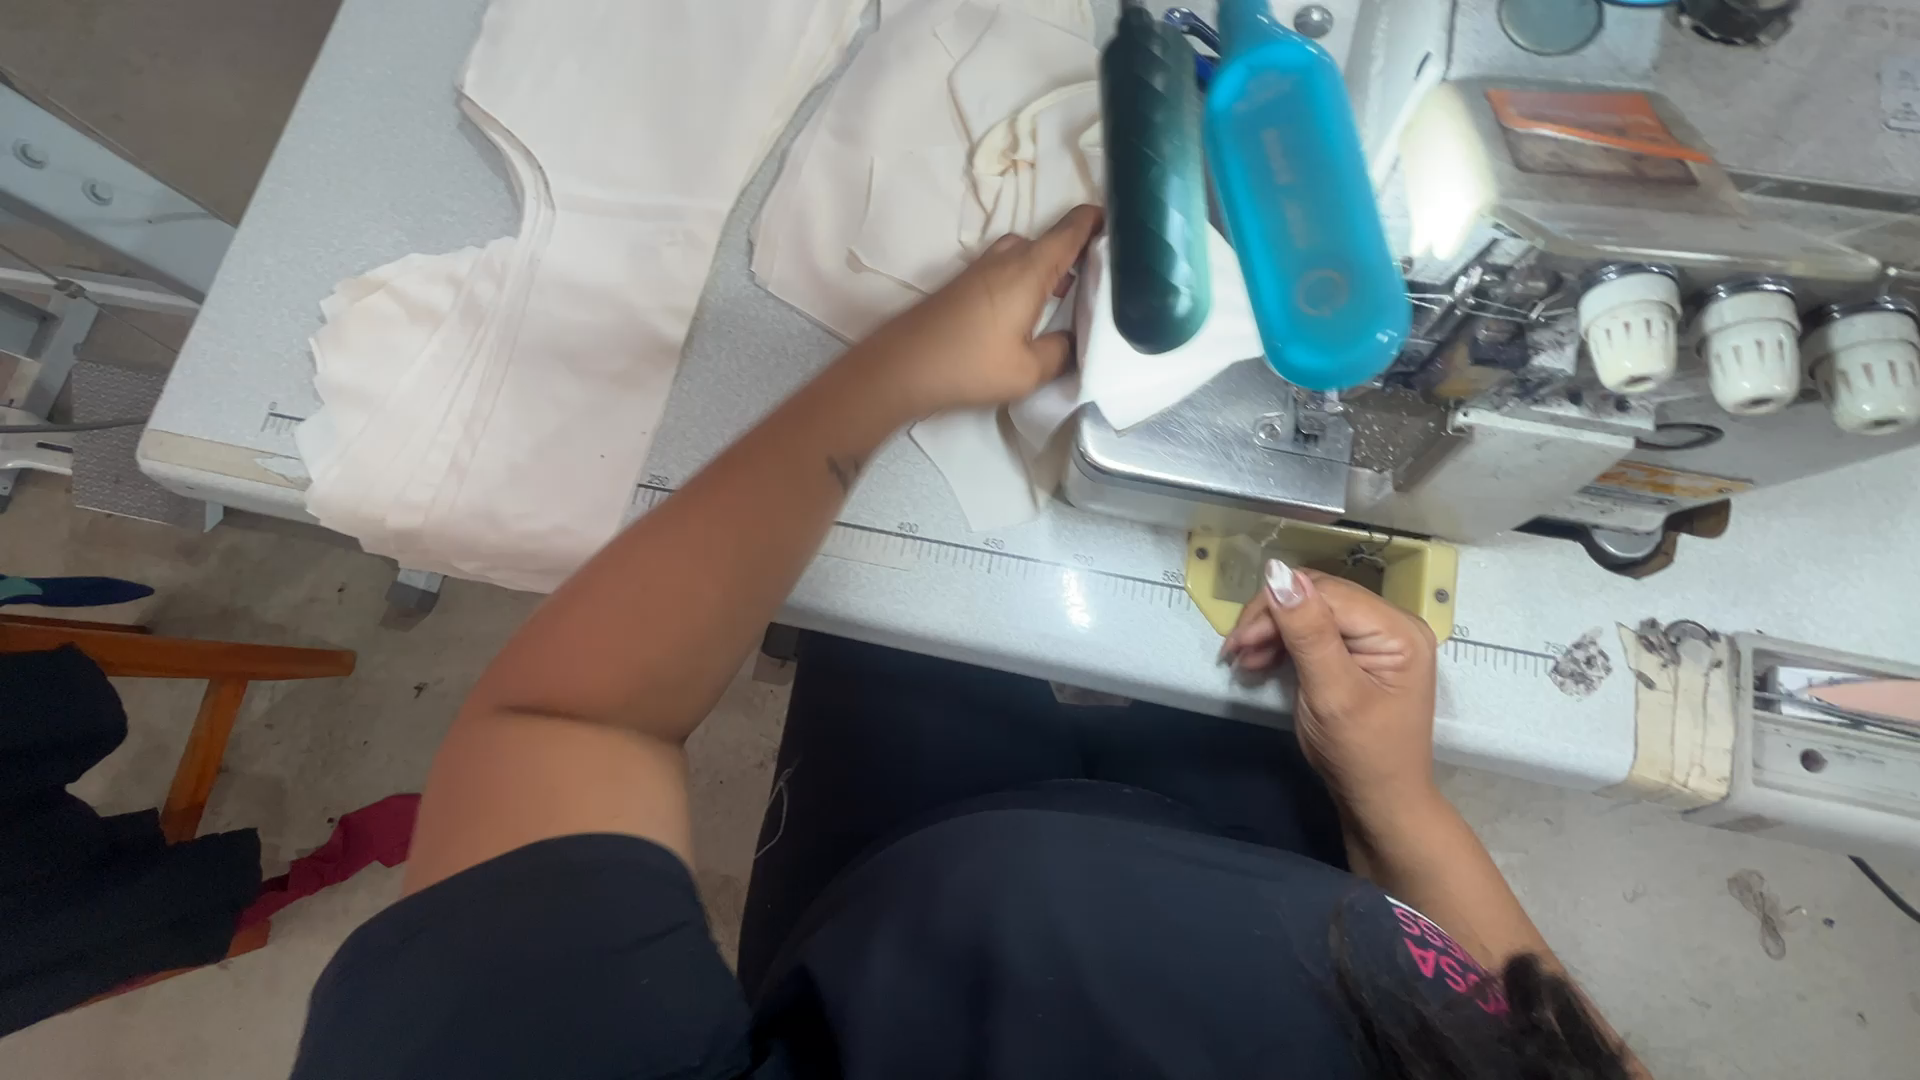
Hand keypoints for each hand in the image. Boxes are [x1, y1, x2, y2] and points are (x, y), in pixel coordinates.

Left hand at [849, 205, 1104, 414]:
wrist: (901, 367)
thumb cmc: (968, 365)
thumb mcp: (1029, 370)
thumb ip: (1064, 352)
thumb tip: (1076, 341)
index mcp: (1031, 266)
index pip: (1076, 224)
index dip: (1105, 222)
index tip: (1129, 238)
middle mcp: (1008, 256)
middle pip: (1054, 239)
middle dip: (1081, 253)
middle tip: (1105, 281)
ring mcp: (983, 267)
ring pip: (1031, 255)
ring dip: (1053, 269)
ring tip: (1074, 299)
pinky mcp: (966, 283)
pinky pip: (1010, 269)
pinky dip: (1030, 280)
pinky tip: (1034, 313)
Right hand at [1221, 562, 1439, 816]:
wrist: (1377, 799)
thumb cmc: (1360, 752)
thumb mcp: (1331, 692)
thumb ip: (1307, 631)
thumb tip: (1278, 571)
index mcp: (1397, 629)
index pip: (1323, 593)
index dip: (1275, 609)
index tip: (1238, 643)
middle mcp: (1389, 622)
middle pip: (1314, 596)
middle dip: (1269, 619)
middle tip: (1235, 652)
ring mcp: (1373, 635)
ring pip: (1307, 609)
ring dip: (1269, 631)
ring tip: (1243, 661)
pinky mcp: (1354, 649)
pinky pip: (1310, 628)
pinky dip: (1279, 642)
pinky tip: (1258, 661)